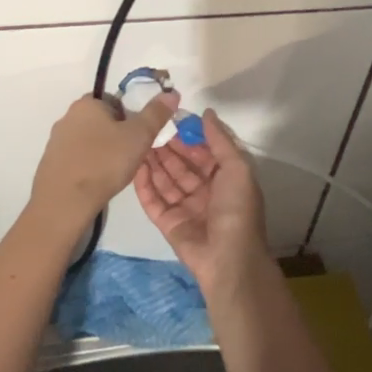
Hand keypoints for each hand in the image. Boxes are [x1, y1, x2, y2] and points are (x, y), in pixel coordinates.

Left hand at [29, 91, 180, 230]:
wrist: (65, 201)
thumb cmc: (105, 162)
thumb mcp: (139, 136)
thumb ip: (156, 114)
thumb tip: (171, 93)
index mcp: (87, 103)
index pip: (115, 101)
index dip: (130, 118)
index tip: (138, 138)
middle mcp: (67, 116)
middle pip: (101, 121)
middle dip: (117, 135)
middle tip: (130, 156)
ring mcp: (56, 140)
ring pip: (88, 140)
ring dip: (102, 151)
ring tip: (114, 172)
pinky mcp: (51, 162)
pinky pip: (76, 157)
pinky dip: (88, 165)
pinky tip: (96, 181)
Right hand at [133, 108, 267, 290]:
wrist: (228, 259)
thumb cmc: (236, 209)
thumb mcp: (237, 168)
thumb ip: (220, 140)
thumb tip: (207, 113)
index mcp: (225, 180)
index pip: (204, 153)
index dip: (189, 136)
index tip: (171, 119)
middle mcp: (205, 192)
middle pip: (182, 165)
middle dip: (168, 148)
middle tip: (148, 128)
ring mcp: (185, 208)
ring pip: (166, 181)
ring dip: (154, 162)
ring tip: (138, 142)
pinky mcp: (168, 223)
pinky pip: (153, 200)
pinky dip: (143, 184)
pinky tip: (134, 166)